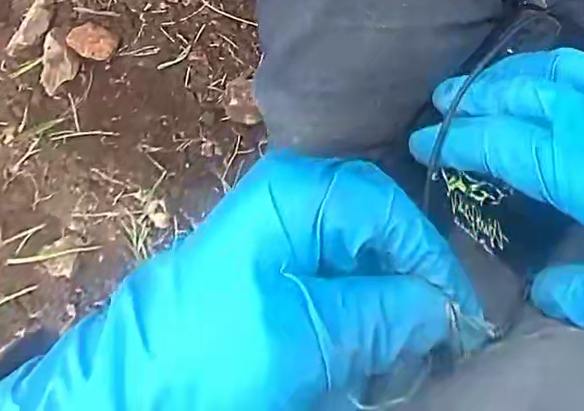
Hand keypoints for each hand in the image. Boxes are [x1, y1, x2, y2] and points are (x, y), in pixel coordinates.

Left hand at [0, 153, 484, 410]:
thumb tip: (443, 309)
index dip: (425, 253)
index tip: (458, 310)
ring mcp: (284, 230)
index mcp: (296, 192)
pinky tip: (363, 355)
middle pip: (375, 227)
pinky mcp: (277, 267)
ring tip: (401, 353)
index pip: (383, 205)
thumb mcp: (303, 339)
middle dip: (407, 281)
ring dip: (385, 305)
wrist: (125, 393)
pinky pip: (336, 281)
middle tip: (436, 335)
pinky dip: (358, 317)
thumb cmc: (212, 354)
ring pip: (360, 257)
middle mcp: (295, 197)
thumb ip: (378, 315)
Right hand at [409, 48, 583, 410]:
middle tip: (444, 100)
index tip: (427, 136)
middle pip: (537, 91)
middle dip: (483, 94)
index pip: (517, 143)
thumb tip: (545, 285)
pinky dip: (579, 70)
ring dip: (526, 73)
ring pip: (576, 71)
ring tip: (492, 82)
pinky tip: (573, 80)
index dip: (467, 137)